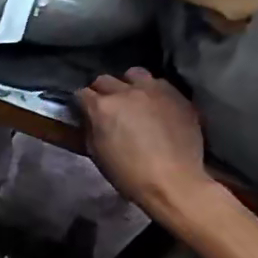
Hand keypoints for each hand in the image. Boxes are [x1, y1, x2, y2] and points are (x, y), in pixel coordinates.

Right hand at [74, 68, 216, 216]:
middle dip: (101, 91)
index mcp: (102, 107)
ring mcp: (154, 90)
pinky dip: (153, 92)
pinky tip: (156, 107)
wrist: (173, 182)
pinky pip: (160, 84)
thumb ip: (89, 128)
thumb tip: (89, 117)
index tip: (83, 111)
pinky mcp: (177, 95)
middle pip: (105, 80)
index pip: (81, 93)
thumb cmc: (129, 174)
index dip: (80, 102)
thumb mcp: (97, 153)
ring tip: (133, 99)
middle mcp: (126, 92)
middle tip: (107, 107)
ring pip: (134, 74)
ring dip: (129, 84)